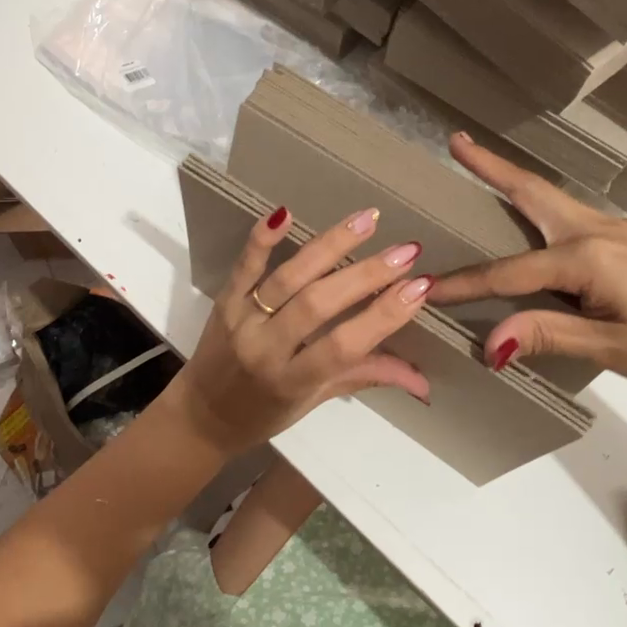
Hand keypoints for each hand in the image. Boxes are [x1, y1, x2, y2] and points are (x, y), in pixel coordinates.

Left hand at [171, 204, 435, 454]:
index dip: (383, 316)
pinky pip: (244, 266)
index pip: (343, 345)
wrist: (201, 414)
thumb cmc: (264, 412)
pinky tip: (285, 211)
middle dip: (366, 276)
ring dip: (330, 246)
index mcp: (292, 381)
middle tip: (407, 251)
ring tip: (368, 220)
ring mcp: (241, 319)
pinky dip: (262, 238)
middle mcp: (266, 348)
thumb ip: (365, 377)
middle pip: (318, 305)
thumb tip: (425, 383)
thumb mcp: (314, 401)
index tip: (420, 287)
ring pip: (287, 278)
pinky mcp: (224, 299)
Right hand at [430, 133, 626, 417]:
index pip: (511, 271)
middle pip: (536, 195)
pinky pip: (577, 222)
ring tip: (482, 171)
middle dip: (493, 168)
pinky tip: (537, 230)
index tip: (423, 289)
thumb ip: (545, 335)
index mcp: (591, 256)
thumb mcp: (609, 349)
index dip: (466, 284)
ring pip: (557, 204)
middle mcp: (604, 232)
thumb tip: (487, 342)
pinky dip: (544, 216)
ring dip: (518, 187)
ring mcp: (626, 234)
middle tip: (456, 142)